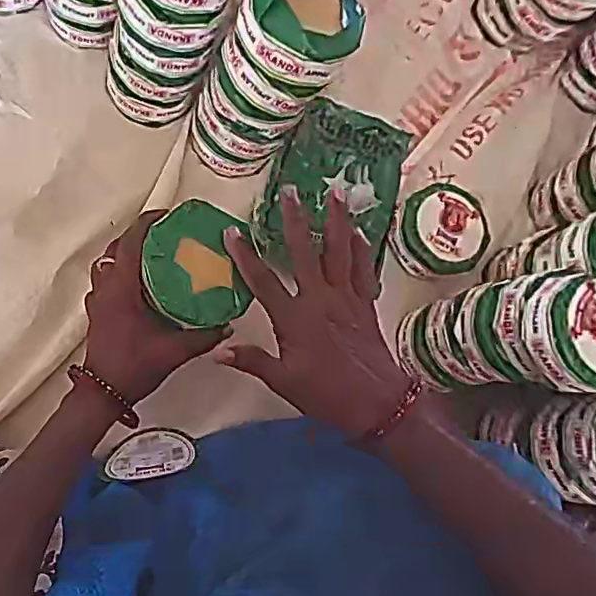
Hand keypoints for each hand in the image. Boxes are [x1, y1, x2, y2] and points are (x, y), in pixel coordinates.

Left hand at [81, 210, 228, 402]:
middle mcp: (106, 288)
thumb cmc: (133, 367)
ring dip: (125, 254)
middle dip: (139, 235)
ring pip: (107, 264)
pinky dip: (118, 274)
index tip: (168, 217)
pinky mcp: (96, 313)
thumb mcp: (174, 351)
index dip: (147, 222)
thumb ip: (203, 336)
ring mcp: (97, 300)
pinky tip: (137, 285)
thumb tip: (227, 325)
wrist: (102, 393)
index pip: (131, 242)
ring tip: (151, 257)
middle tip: (164, 235)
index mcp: (122, 288)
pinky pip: (104, 282)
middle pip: (117, 248)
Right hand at [218, 186, 422, 435]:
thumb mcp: (284, 382)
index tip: (232, 232)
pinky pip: (363, 269)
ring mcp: (346, 298)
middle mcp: (320, 300)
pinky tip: (358, 232)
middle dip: (295, 220)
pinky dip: (361, 248)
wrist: (378, 404)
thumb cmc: (327, 395)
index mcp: (295, 318)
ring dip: (336, 221)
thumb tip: (217, 350)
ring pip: (340, 252)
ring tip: (334, 194)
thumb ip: (252, 361)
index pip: (263, 281)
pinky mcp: (366, 304)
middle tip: (290, 192)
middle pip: (304, 253)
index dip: (245, 256)